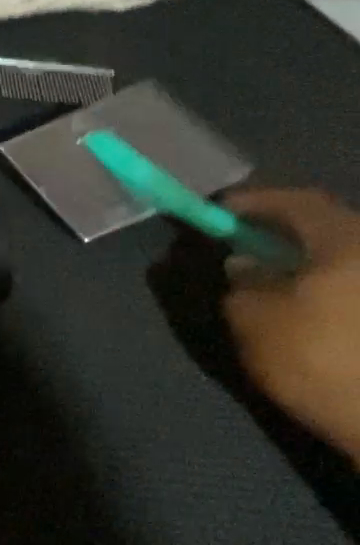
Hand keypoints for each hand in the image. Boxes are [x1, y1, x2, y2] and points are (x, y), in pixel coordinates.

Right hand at [222, 188, 359, 457]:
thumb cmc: (323, 363)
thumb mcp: (252, 320)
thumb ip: (241, 283)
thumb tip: (248, 265)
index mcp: (351, 245)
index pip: (300, 202)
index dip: (256, 202)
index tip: (221, 213)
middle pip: (337, 232)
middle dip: (293, 238)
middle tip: (253, 253)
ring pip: (354, 267)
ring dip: (322, 272)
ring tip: (288, 293)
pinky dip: (343, 301)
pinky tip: (327, 323)